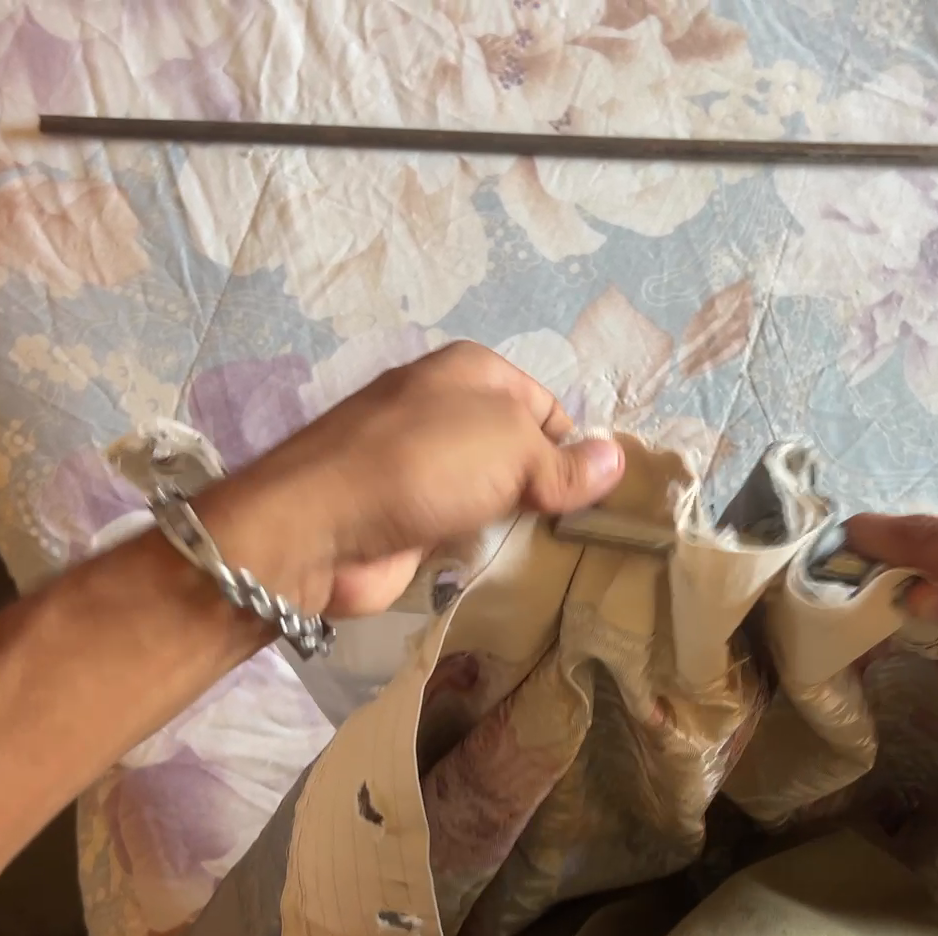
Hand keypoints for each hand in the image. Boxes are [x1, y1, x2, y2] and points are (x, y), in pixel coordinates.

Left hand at [205, 342, 624, 615]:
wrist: (321, 527)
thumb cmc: (425, 464)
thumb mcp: (511, 449)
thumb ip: (565, 462)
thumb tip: (616, 462)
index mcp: (471, 371)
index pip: (546, 405)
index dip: (573, 445)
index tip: (595, 493)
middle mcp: (446, 410)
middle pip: (520, 449)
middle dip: (549, 486)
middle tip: (581, 527)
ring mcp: (423, 464)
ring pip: (494, 489)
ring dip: (520, 518)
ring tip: (556, 550)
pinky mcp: (410, 513)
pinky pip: (467, 523)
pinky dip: (487, 540)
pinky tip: (509, 562)